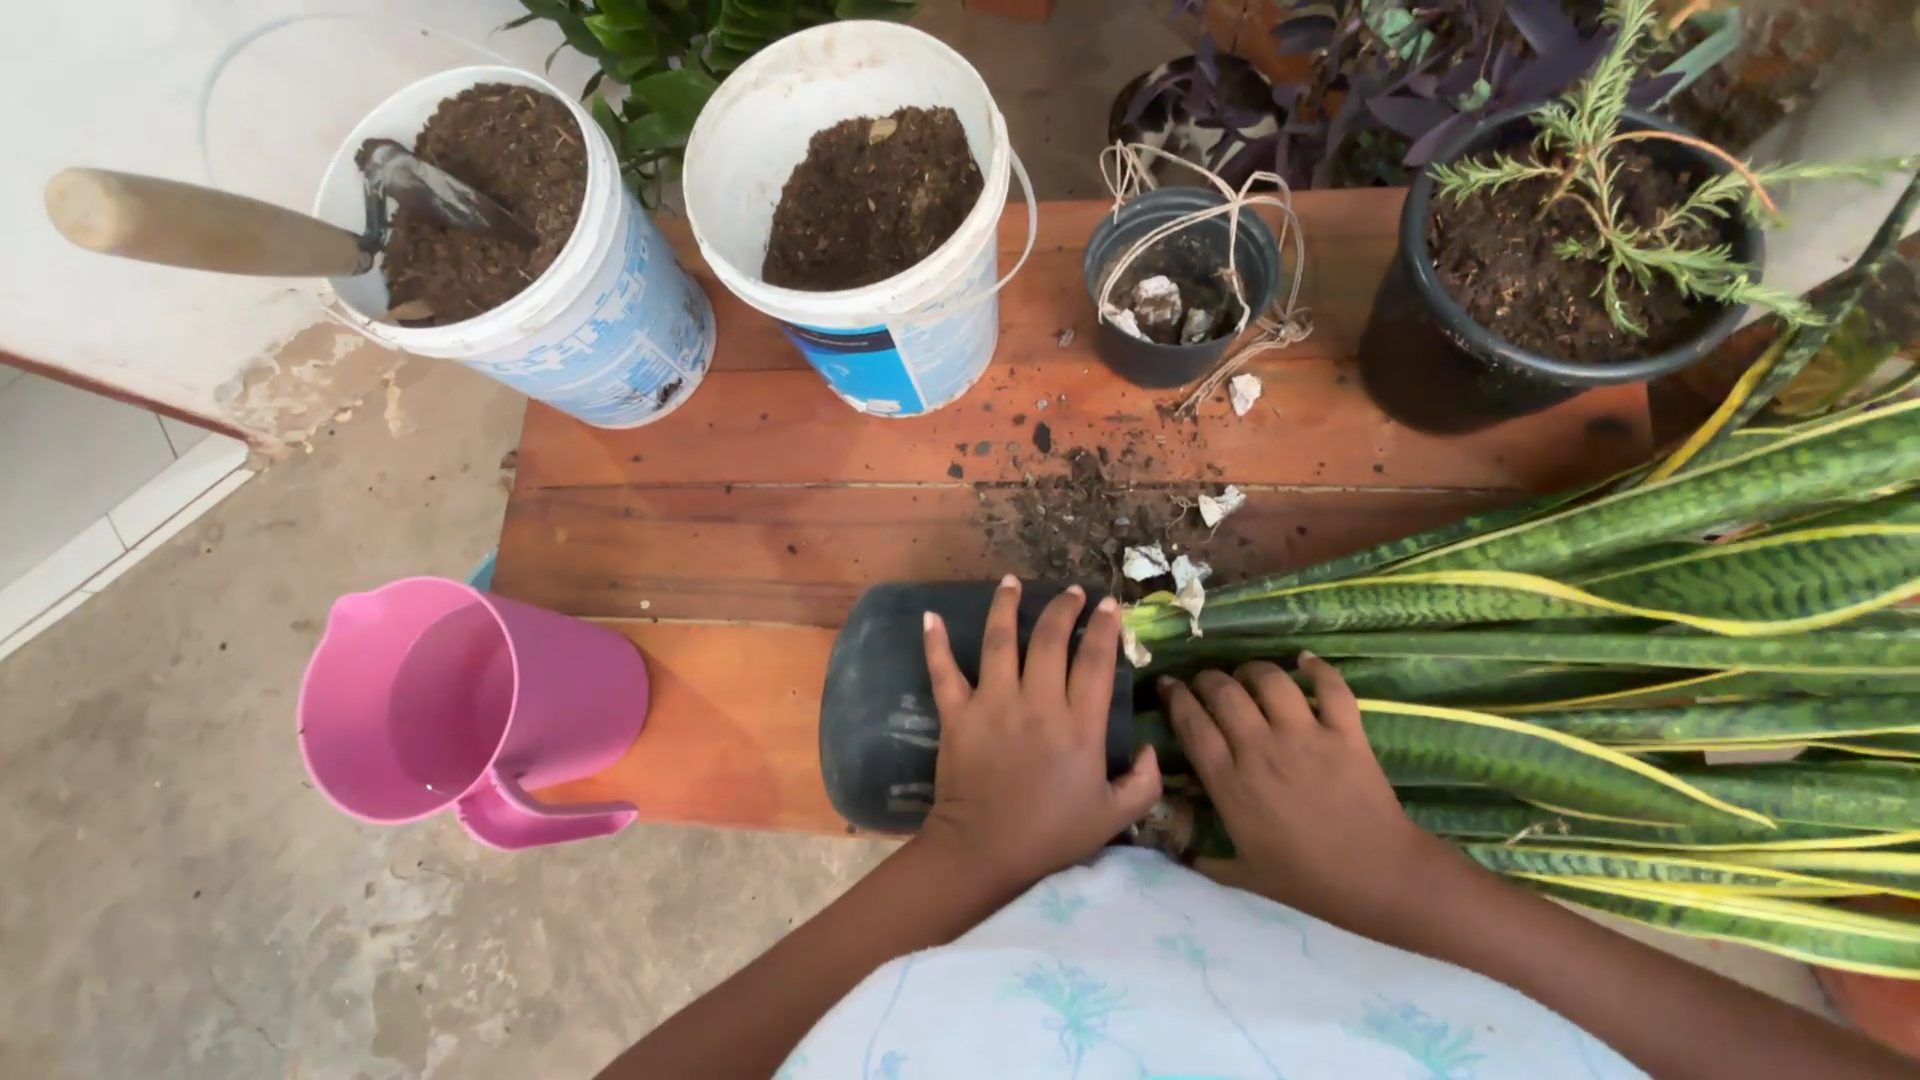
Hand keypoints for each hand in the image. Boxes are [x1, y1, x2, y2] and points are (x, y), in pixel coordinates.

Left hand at [915, 575, 1162, 891]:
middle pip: (1051, 639)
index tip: (1108, 606)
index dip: (1104, 628)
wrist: (985, 852)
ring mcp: (993, 705)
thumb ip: (1144, 784)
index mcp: (1080, 726)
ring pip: (1000, 641)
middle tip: (1071, 592)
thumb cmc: (1051, 836)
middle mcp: (1038, 703)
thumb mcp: (1114, 817)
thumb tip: (1153, 749)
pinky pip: (944, 671)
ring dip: (1006, 607)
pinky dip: (936, 643)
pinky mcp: (957, 714)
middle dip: (1063, 608)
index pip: (1096, 661)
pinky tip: (931, 616)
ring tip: (1012, 581)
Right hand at [1159, 654, 1467, 945]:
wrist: (1378, 878)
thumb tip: (1174, 852)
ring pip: (1269, 680)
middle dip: (1206, 679)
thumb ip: (1204, 860)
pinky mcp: (1346, 733)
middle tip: (1206, 683)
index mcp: (1230, 783)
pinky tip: (1305, 661)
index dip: (1175, 697)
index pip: (1191, 723)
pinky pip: (1330, 687)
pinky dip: (1317, 668)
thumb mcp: (1243, 874)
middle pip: (1222, 692)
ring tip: (1248, 675)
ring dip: (1252, 670)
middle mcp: (1261, 750)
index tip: (1169, 686)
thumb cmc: (1307, 880)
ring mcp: (1305, 737)